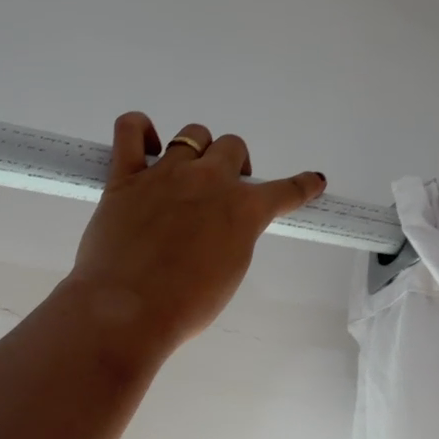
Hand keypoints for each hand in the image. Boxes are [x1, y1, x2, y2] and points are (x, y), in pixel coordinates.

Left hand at [63, 112, 325, 356]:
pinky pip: (130, 128)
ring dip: (197, 151)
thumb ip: (236, 235)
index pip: (285, 190)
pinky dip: (140, 128)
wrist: (130, 311)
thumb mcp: (232, 271)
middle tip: (224, 192)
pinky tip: (147, 145)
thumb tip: (226, 221)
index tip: (314, 180)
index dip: (303, 185)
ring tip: (187, 174)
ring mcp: (165, 173)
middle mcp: (209, 180)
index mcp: (243, 209)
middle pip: (233, 147)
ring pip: (193, 135)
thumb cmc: (187, 305)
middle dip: (234, 165)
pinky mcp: (125, 176)